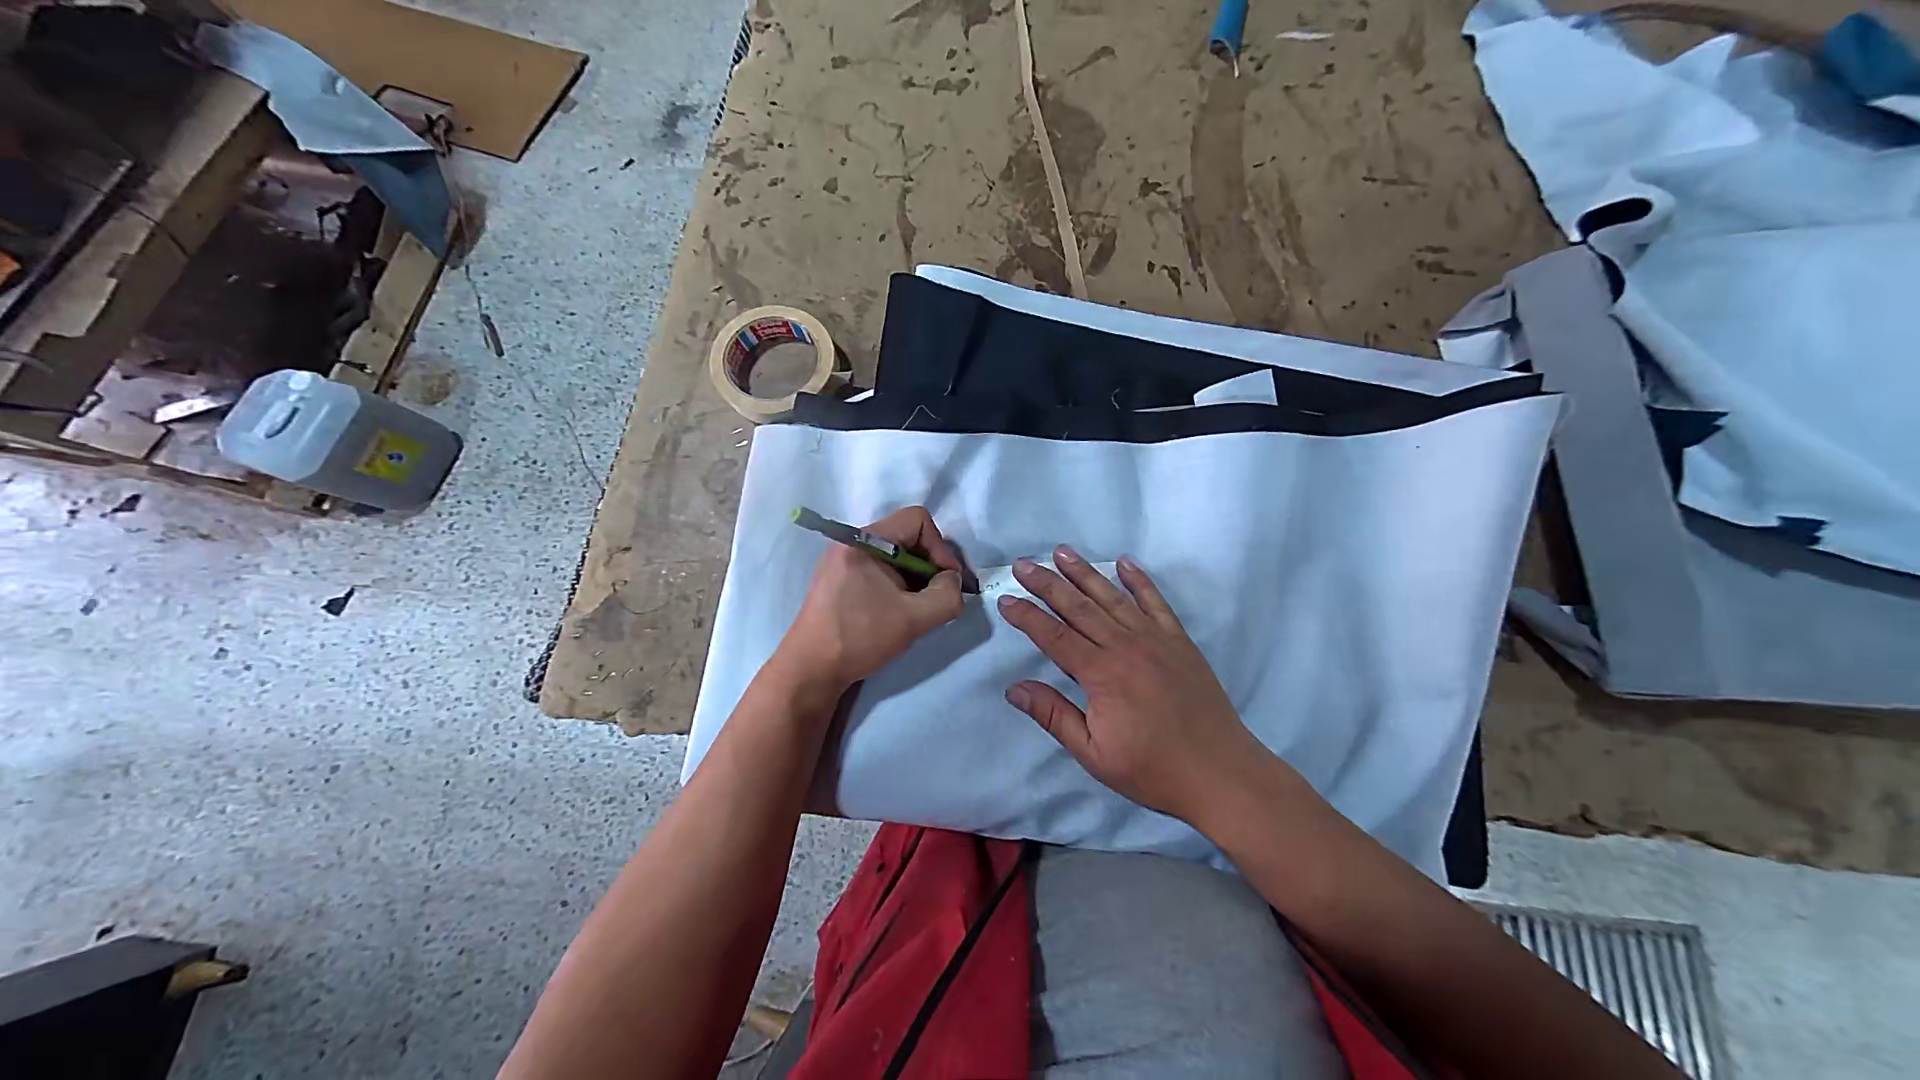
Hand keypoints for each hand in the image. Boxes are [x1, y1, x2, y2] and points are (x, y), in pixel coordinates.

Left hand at [777, 505, 966, 689]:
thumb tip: (953, 582)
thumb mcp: (914, 618)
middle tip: (939, 598)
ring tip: (919, 609)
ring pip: (896, 556)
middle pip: (908, 537)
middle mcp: (851, 543)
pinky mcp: (842, 581)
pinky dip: (900, 586)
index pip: (917, 520)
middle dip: (930, 566)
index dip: (941, 549)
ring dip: (916, 579)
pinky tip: (900, 613)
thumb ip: (947, 595)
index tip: (947, 582)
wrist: (811, 670)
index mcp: (863, 540)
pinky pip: (882, 570)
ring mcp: (844, 562)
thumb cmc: (860, 638)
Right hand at [996, 546, 1274, 824]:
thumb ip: (1053, 715)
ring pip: (1113, 597)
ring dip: (1085, 573)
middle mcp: (1126, 647)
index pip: (1054, 636)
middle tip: (1023, 564)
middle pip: (1079, 608)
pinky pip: (1156, 602)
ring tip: (1062, 551)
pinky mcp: (1179, 641)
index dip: (1027, 617)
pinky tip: (1125, 562)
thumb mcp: (1094, 753)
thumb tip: (1014, 689)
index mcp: (1102, 675)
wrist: (1220, 773)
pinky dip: (1140, 581)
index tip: (1006, 600)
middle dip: (1047, 584)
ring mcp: (1156, 640)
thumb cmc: (1152, 770)